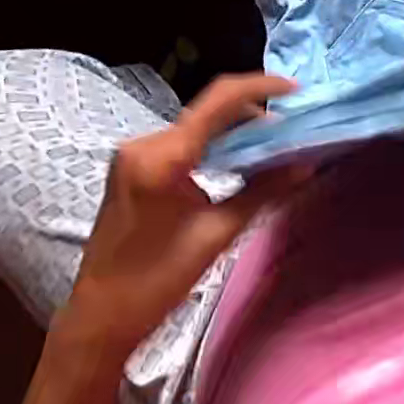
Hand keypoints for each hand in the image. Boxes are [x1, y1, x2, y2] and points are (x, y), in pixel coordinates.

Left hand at [62, 74, 311, 354]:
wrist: (98, 316)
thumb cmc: (155, 283)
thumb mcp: (216, 235)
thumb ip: (262, 192)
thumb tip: (305, 164)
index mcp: (163, 157)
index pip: (219, 100)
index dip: (260, 86)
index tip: (294, 88)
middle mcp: (145, 142)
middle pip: (210, 109)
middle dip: (253, 113)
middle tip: (290, 129)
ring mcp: (136, 150)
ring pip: (198, 123)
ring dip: (235, 129)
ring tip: (271, 145)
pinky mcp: (135, 162)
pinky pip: (184, 138)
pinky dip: (214, 142)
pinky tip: (238, 158)